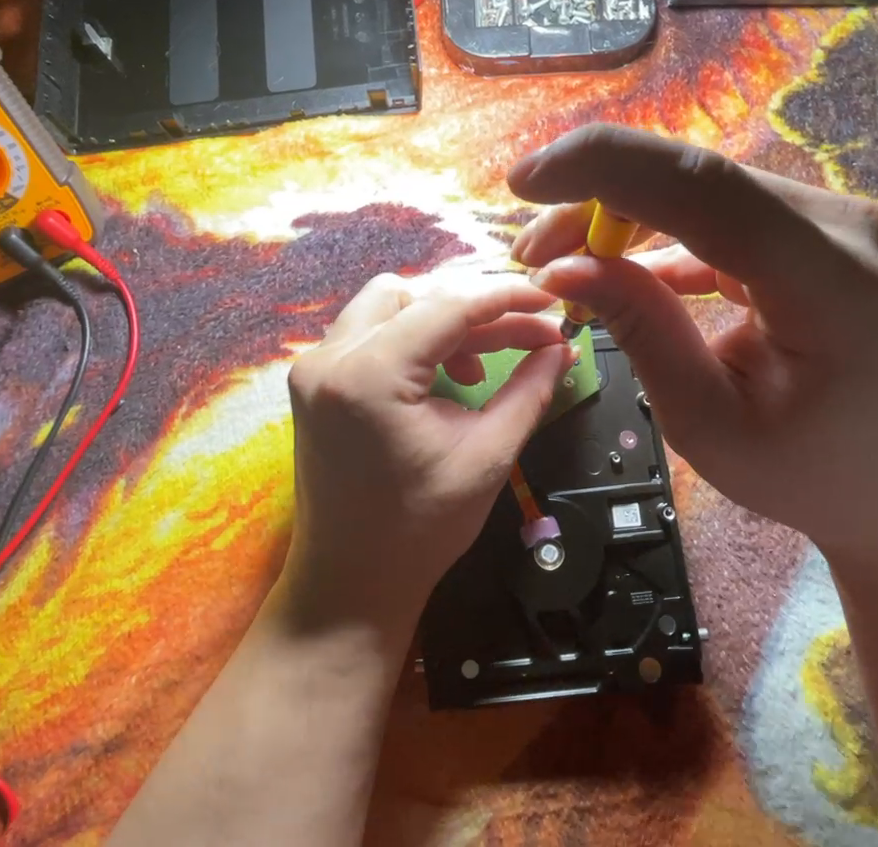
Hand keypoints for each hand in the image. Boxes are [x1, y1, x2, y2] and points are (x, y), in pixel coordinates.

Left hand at [283, 273, 570, 625]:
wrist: (350, 584)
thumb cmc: (419, 530)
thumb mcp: (486, 457)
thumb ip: (528, 392)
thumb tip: (563, 349)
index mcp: (370, 375)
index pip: (448, 306)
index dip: (506, 297)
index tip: (550, 301)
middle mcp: (330, 358)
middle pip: (412, 293)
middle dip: (471, 309)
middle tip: (521, 336)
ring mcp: (314, 370)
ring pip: (385, 307)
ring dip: (438, 322)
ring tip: (479, 366)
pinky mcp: (314, 384)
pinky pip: (367, 335)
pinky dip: (410, 340)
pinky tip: (444, 377)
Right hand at [510, 126, 877, 562]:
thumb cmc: (810, 475)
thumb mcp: (707, 420)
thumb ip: (640, 328)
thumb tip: (560, 267)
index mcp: (832, 280)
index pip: (704, 188)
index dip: (605, 168)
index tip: (522, 181)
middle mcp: (848, 226)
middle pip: (699, 181)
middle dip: (600, 201)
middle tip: (531, 250)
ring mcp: (841, 222)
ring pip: (706, 191)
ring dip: (627, 217)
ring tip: (565, 260)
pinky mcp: (823, 232)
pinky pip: (727, 215)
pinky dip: (666, 236)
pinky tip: (621, 267)